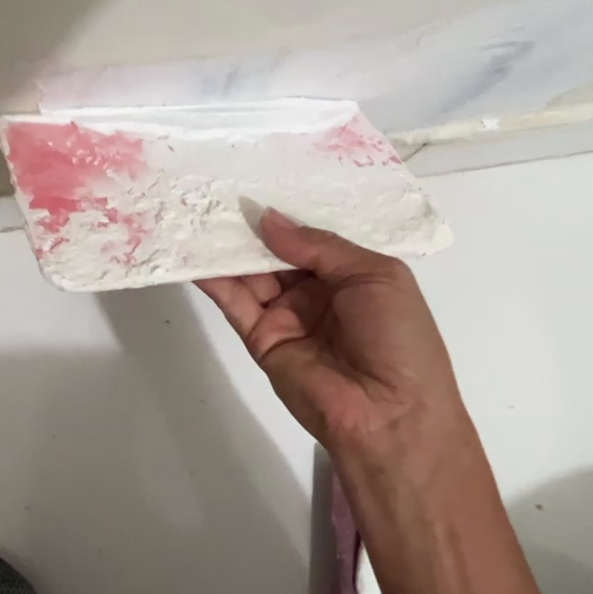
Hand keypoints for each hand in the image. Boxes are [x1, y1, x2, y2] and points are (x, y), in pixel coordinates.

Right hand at [197, 209, 471, 466]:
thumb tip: (266, 218)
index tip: (256, 179)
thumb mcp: (374, 275)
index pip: (311, 237)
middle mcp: (315, 291)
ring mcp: (285, 315)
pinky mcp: (259, 338)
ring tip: (196, 212)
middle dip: (249, 226)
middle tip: (216, 190)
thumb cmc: (398, 337)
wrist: (388, 414)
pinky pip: (234, 302)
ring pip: (250, 273)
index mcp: (351, 274)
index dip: (287, 213)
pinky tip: (194, 252)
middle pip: (275, 252)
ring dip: (225, 246)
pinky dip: (213, 279)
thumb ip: (317, 245)